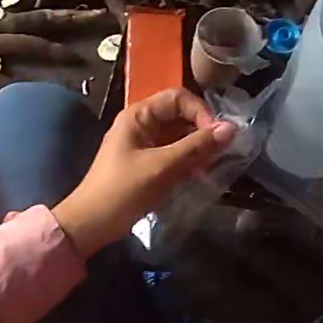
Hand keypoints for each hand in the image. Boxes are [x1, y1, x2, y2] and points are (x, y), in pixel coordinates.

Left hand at [51, 88, 236, 255]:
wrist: (91, 225)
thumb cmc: (122, 191)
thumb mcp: (162, 167)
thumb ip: (196, 147)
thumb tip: (231, 128)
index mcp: (138, 116)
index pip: (178, 97)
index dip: (200, 112)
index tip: (216, 136)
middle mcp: (141, 125)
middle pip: (180, 117)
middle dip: (202, 133)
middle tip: (219, 155)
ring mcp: (143, 146)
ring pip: (179, 138)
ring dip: (197, 150)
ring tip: (211, 169)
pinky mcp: (147, 165)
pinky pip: (174, 155)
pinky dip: (188, 163)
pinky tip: (200, 178)